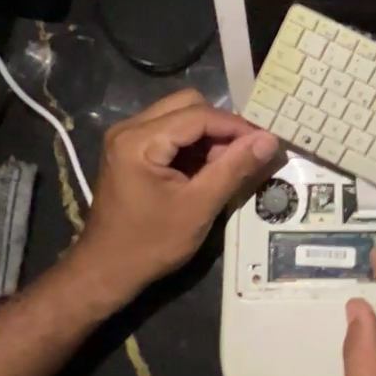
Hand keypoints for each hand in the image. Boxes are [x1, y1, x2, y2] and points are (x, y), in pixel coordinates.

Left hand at [66, 89, 279, 302]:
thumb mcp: (200, 206)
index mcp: (140, 140)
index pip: (198, 114)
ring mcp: (127, 136)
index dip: (235, 125)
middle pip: (188, 104)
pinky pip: (170, 130)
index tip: (266, 141)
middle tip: (244, 152)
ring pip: (180, 114)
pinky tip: (206, 167)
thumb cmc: (151, 243)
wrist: (106, 270)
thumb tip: (269, 139)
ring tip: (228, 163)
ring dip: (208, 134)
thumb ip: (234, 167)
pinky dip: (192, 143)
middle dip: (220, 126)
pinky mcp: (130, 148)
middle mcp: (129, 127)